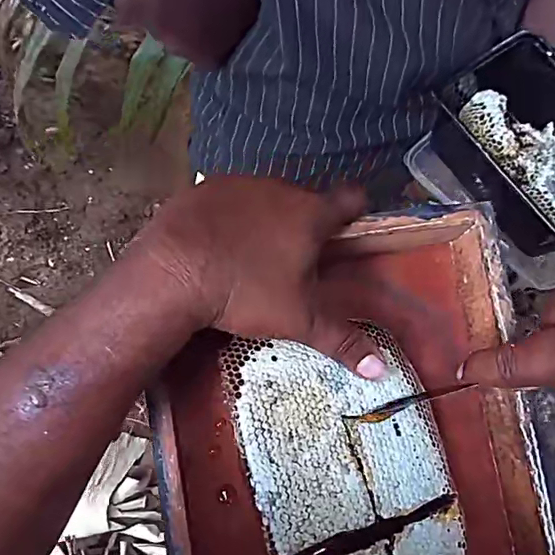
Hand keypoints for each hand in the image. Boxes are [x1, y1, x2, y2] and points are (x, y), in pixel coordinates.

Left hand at [127, 177, 386, 378]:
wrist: (172, 273)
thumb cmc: (245, 293)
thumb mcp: (297, 321)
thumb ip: (340, 340)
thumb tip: (381, 370)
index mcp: (310, 214)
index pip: (350, 198)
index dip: (356, 211)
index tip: (352, 227)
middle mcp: (278, 189)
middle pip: (303, 201)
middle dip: (303, 227)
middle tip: (293, 262)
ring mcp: (236, 185)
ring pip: (262, 200)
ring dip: (263, 222)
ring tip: (249, 259)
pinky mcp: (200, 190)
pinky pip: (224, 202)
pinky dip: (226, 220)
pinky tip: (214, 248)